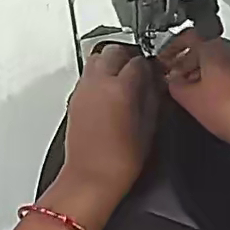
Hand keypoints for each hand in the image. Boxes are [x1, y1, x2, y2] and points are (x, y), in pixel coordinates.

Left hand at [58, 43, 156, 205]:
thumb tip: (156, 85)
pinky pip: (87, 75)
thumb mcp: (148, 129)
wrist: (90, 178)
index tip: (156, 71)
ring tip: (124, 77)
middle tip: (140, 68)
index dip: (150, 65)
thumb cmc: (118, 162)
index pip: (138, 62)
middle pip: (113, 51)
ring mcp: (83, 90)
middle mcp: (98, 83)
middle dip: (128, 55)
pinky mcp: (74, 99)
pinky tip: (109, 91)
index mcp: (120, 88)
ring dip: (110, 62)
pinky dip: (98, 75)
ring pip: (96, 59)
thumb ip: (152, 99)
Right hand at [156, 30, 229, 158]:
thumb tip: (171, 82)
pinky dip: (214, 83)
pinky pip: (228, 75)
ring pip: (215, 63)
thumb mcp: (188, 97)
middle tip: (171, 76)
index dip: (171, 48)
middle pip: (202, 49)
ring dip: (198, 73)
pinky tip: (207, 100)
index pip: (187, 36)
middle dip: (184, 63)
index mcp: (214, 47)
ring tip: (187, 91)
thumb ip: (173, 84)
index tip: (164, 58)